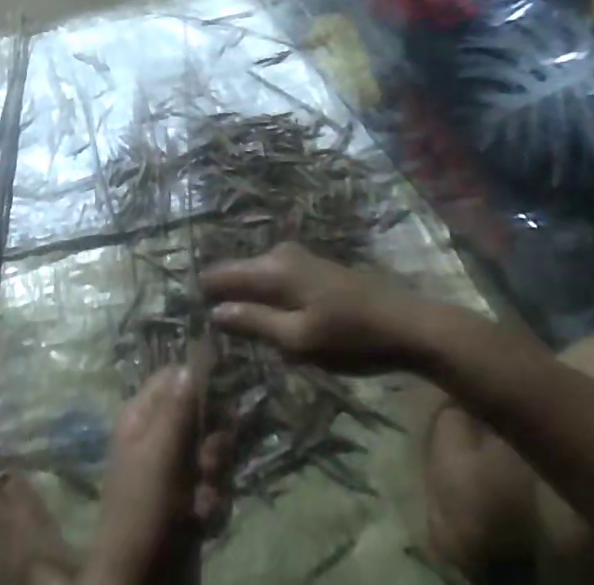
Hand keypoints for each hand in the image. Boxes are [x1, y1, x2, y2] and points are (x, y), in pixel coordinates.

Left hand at [83, 362, 230, 584]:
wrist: (140, 578)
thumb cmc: (143, 508)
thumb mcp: (160, 451)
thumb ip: (177, 407)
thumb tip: (191, 362)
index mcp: (140, 415)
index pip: (175, 377)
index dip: (201, 386)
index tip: (222, 403)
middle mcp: (157, 434)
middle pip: (202, 416)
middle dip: (213, 445)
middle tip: (206, 466)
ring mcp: (173, 467)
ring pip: (214, 453)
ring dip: (215, 479)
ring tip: (200, 503)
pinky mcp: (188, 497)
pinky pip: (215, 485)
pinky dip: (213, 503)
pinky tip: (201, 521)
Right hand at [203, 242, 429, 374]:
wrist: (408, 322)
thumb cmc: (351, 335)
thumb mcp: (299, 339)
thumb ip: (254, 322)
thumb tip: (214, 311)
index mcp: (273, 268)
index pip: (221, 274)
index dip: (203, 293)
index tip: (185, 314)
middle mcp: (279, 254)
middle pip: (237, 273)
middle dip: (223, 296)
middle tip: (209, 329)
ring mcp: (297, 257)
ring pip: (256, 277)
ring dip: (245, 298)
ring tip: (234, 328)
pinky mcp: (311, 267)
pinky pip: (273, 279)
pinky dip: (264, 296)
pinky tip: (266, 318)